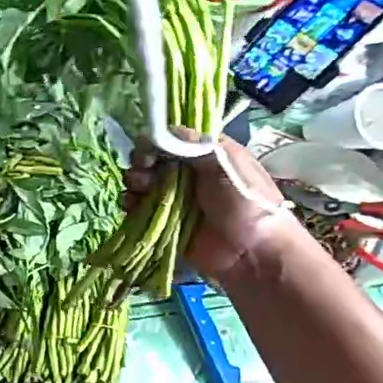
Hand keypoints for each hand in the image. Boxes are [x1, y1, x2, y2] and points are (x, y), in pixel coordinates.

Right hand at [125, 134, 295, 281]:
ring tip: (138, 191)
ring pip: (143, 184)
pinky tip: (131, 205)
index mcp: (204, 155)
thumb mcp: (226, 162)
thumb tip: (165, 131)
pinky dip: (132, 205)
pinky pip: (140, 210)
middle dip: (142, 163)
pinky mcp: (165, 223)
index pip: (171, 140)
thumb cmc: (245, 201)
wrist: (251, 251)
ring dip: (135, 183)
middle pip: (153, 161)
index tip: (150, 152)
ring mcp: (175, 199)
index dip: (156, 142)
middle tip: (143, 172)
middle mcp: (187, 174)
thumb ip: (195, 145)